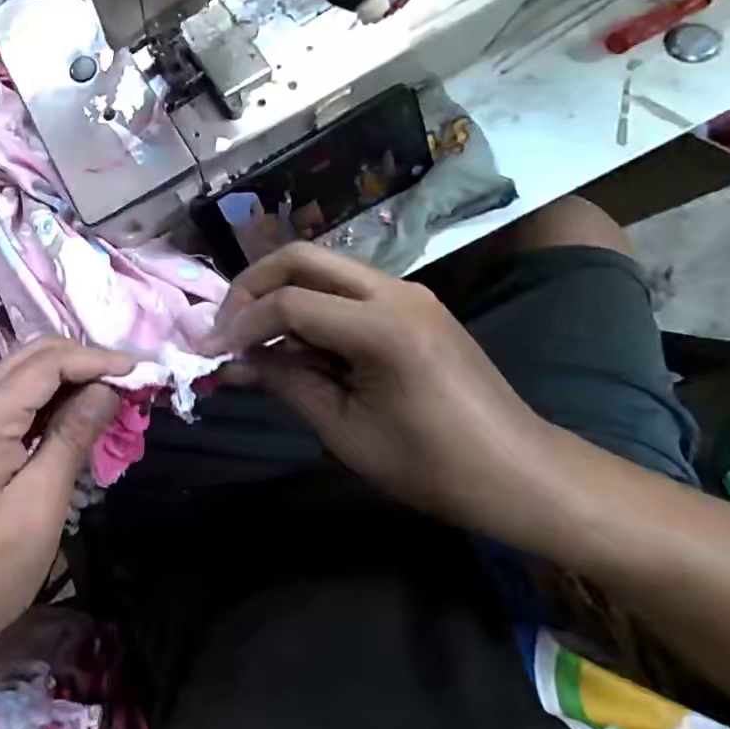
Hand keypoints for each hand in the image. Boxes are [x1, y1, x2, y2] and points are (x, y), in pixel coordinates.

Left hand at [0, 339, 131, 728]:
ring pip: (27, 377)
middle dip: (85, 360)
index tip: (144, 371)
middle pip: (35, 358)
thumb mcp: (39, 505)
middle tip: (131, 381)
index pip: (49, 362)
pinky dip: (54, 400)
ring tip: (114, 395)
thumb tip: (107, 387)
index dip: (97, 358)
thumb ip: (73, 436)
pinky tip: (80, 417)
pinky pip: (19, 403)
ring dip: (71, 377)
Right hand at [202, 243, 560, 537]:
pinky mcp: (413, 301)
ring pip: (324, 265)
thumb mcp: (348, 433)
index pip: (290, 303)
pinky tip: (299, 340)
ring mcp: (408, 291)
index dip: (242, 325)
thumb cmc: (433, 467)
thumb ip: (287, 384)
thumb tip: (235, 362)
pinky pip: (347, 285)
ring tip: (255, 336)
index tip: (210, 352)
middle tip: (226, 325)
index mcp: (383, 327)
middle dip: (253, 284)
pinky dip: (312, 302)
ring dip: (282, 290)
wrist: (519, 471)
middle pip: (302, 257)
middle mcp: (395, 290)